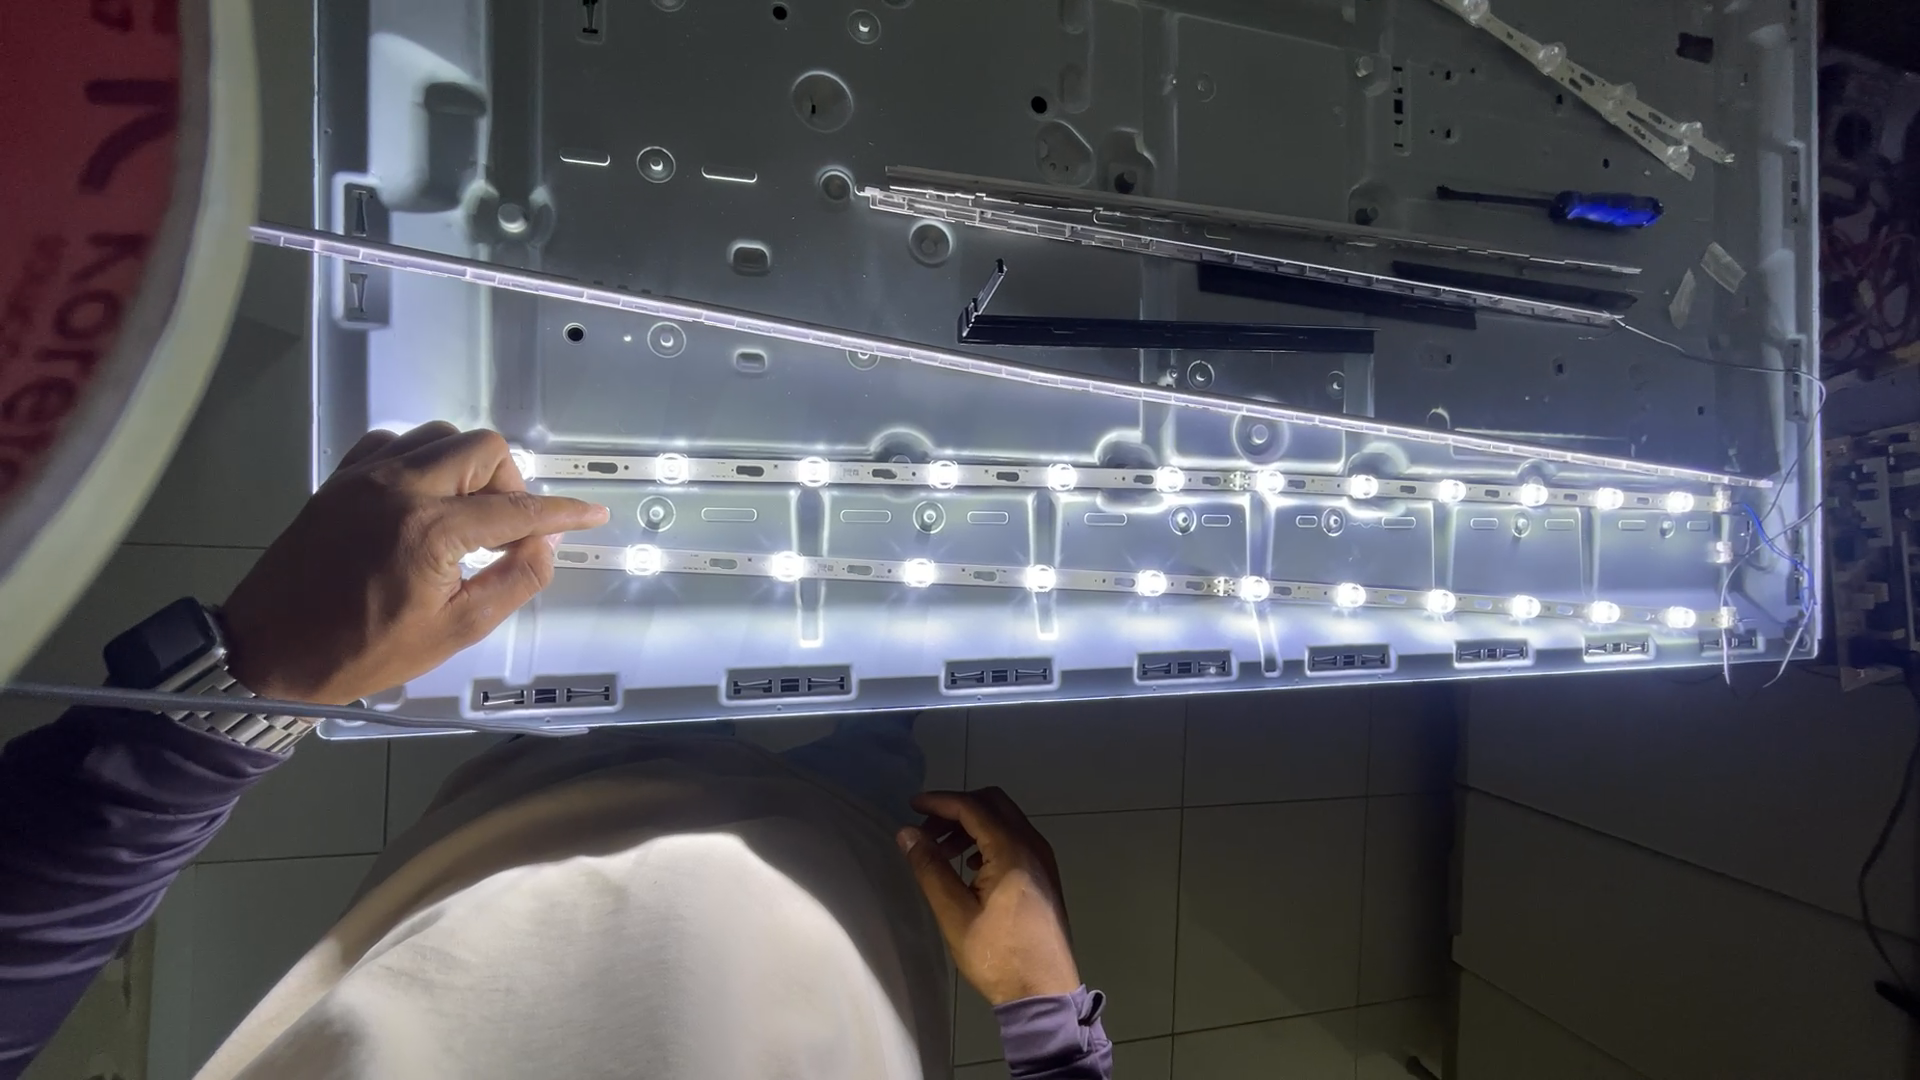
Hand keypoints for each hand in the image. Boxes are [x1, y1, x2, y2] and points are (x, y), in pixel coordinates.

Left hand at [220, 423, 608, 703]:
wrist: (267, 654)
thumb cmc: (368, 650)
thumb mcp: (460, 627)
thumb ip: (517, 579)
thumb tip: (545, 543)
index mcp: (431, 531)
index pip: (519, 509)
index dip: (565, 513)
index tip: (594, 515)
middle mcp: (398, 488)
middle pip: (484, 449)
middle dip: (512, 483)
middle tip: (509, 526)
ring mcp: (364, 478)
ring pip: (443, 436)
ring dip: (470, 467)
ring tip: (469, 510)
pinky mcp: (339, 480)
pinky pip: (397, 442)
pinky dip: (425, 459)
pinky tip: (428, 494)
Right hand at [897, 788, 1080, 1005]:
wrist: (1045, 994)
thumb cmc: (998, 955)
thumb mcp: (955, 913)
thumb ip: (931, 868)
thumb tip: (907, 833)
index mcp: (1011, 849)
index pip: (971, 807)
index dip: (939, 802)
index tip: (912, 806)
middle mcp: (1032, 843)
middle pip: (992, 803)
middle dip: (956, 809)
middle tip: (928, 829)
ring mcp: (1042, 857)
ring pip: (1004, 819)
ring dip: (972, 824)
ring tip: (943, 851)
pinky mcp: (1043, 872)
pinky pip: (1014, 838)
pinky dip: (988, 838)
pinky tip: (970, 866)